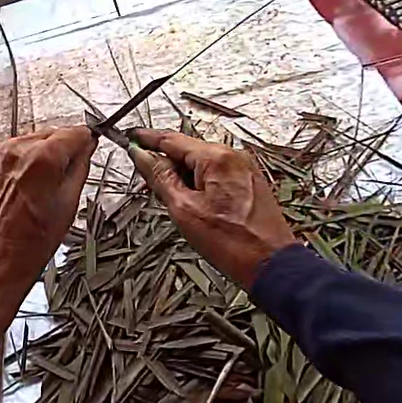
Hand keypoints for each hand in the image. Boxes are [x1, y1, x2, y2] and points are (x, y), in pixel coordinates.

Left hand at [0, 126, 94, 393]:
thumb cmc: (27, 246)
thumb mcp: (68, 206)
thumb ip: (80, 169)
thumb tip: (86, 149)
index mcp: (41, 159)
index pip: (74, 132)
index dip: (85, 142)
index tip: (89, 148)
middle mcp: (15, 151)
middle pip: (50, 134)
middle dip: (62, 150)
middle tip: (66, 177)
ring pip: (29, 143)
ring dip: (40, 157)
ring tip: (42, 189)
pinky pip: (9, 156)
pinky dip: (19, 167)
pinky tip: (23, 192)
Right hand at [127, 128, 299, 288]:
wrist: (271, 265)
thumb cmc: (231, 242)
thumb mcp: (183, 209)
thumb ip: (159, 177)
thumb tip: (140, 155)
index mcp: (217, 157)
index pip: (172, 140)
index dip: (147, 139)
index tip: (130, 137)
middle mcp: (233, 156)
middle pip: (186, 151)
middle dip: (164, 165)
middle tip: (147, 184)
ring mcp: (243, 168)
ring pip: (200, 164)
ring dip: (181, 177)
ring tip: (172, 203)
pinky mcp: (248, 182)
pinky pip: (215, 174)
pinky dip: (198, 184)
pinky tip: (191, 204)